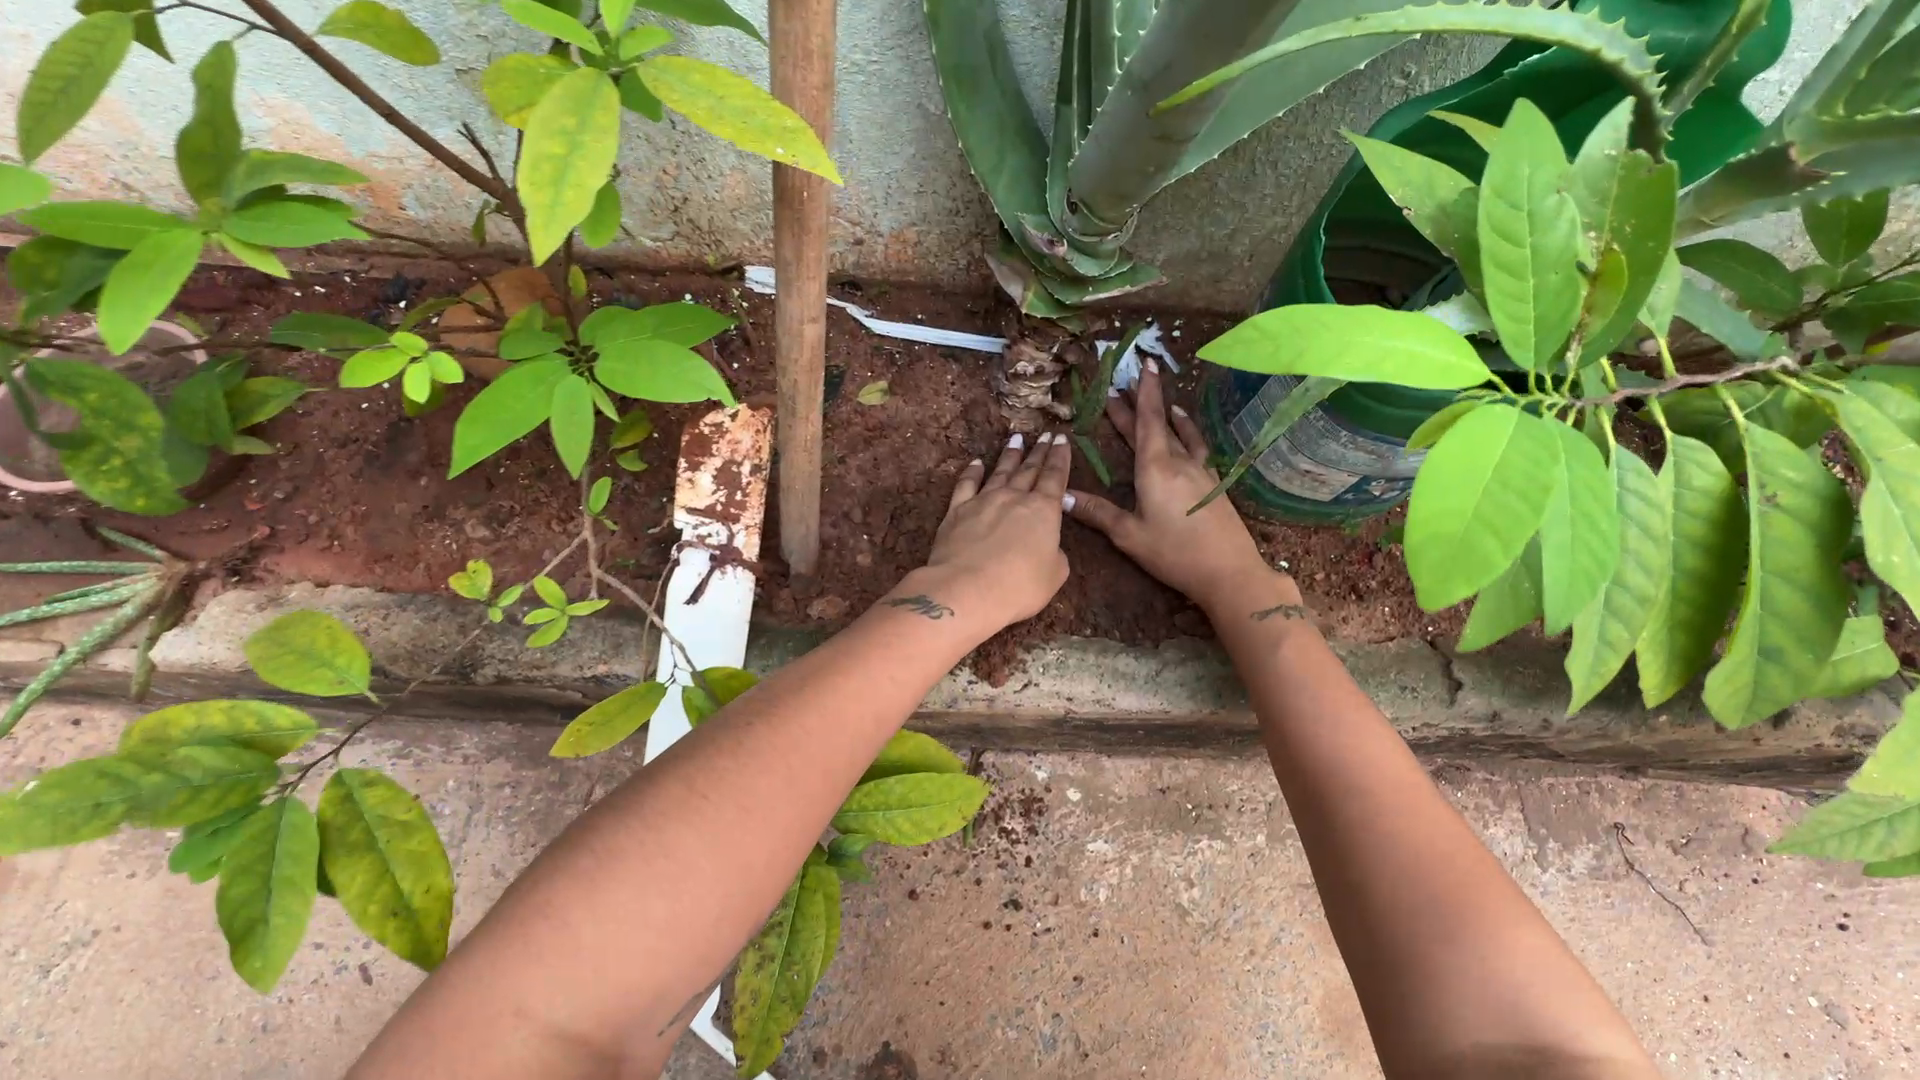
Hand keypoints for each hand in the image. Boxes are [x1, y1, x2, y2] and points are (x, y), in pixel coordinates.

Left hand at [897, 431, 1072, 631]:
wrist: (967, 589)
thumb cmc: (1019, 586)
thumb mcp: (1054, 575)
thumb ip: (1056, 555)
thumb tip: (1049, 546)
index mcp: (1043, 510)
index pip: (1055, 477)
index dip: (1060, 457)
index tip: (1062, 439)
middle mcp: (1014, 498)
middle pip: (1029, 469)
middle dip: (1039, 451)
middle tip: (1046, 434)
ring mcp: (983, 501)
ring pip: (999, 472)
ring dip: (1009, 456)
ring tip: (1016, 440)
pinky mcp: (956, 511)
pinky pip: (966, 485)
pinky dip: (972, 471)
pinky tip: (976, 462)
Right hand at [1067, 359, 1284, 609]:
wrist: (1229, 572)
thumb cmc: (1175, 554)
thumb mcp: (1129, 535)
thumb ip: (1098, 513)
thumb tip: (1062, 497)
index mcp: (1155, 468)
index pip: (1146, 421)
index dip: (1143, 392)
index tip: (1144, 363)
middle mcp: (1178, 462)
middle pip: (1156, 425)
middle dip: (1140, 402)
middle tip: (1124, 382)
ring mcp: (1199, 472)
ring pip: (1178, 434)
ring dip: (1164, 414)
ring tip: (1158, 399)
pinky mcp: (1211, 484)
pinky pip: (1196, 447)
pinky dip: (1187, 432)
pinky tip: (1186, 431)